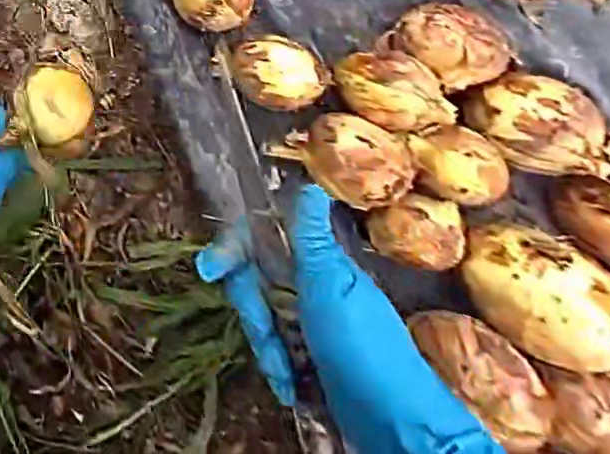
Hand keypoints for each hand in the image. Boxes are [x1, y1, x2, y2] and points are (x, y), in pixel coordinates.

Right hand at [200, 185, 501, 453]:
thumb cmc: (365, 350)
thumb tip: (311, 181)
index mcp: (313, 258)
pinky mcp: (308, 351)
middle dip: (253, 312)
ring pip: (260, 313)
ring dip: (265, 344)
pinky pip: (273, 344)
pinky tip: (290, 387)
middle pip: (251, 277)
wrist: (400, 431)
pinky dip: (276, 364)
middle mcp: (307, 280)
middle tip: (269, 343)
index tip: (209, 269)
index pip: (256, 234)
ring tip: (286, 377)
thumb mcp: (330, 287)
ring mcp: (307, 316)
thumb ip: (311, 235)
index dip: (230, 247)